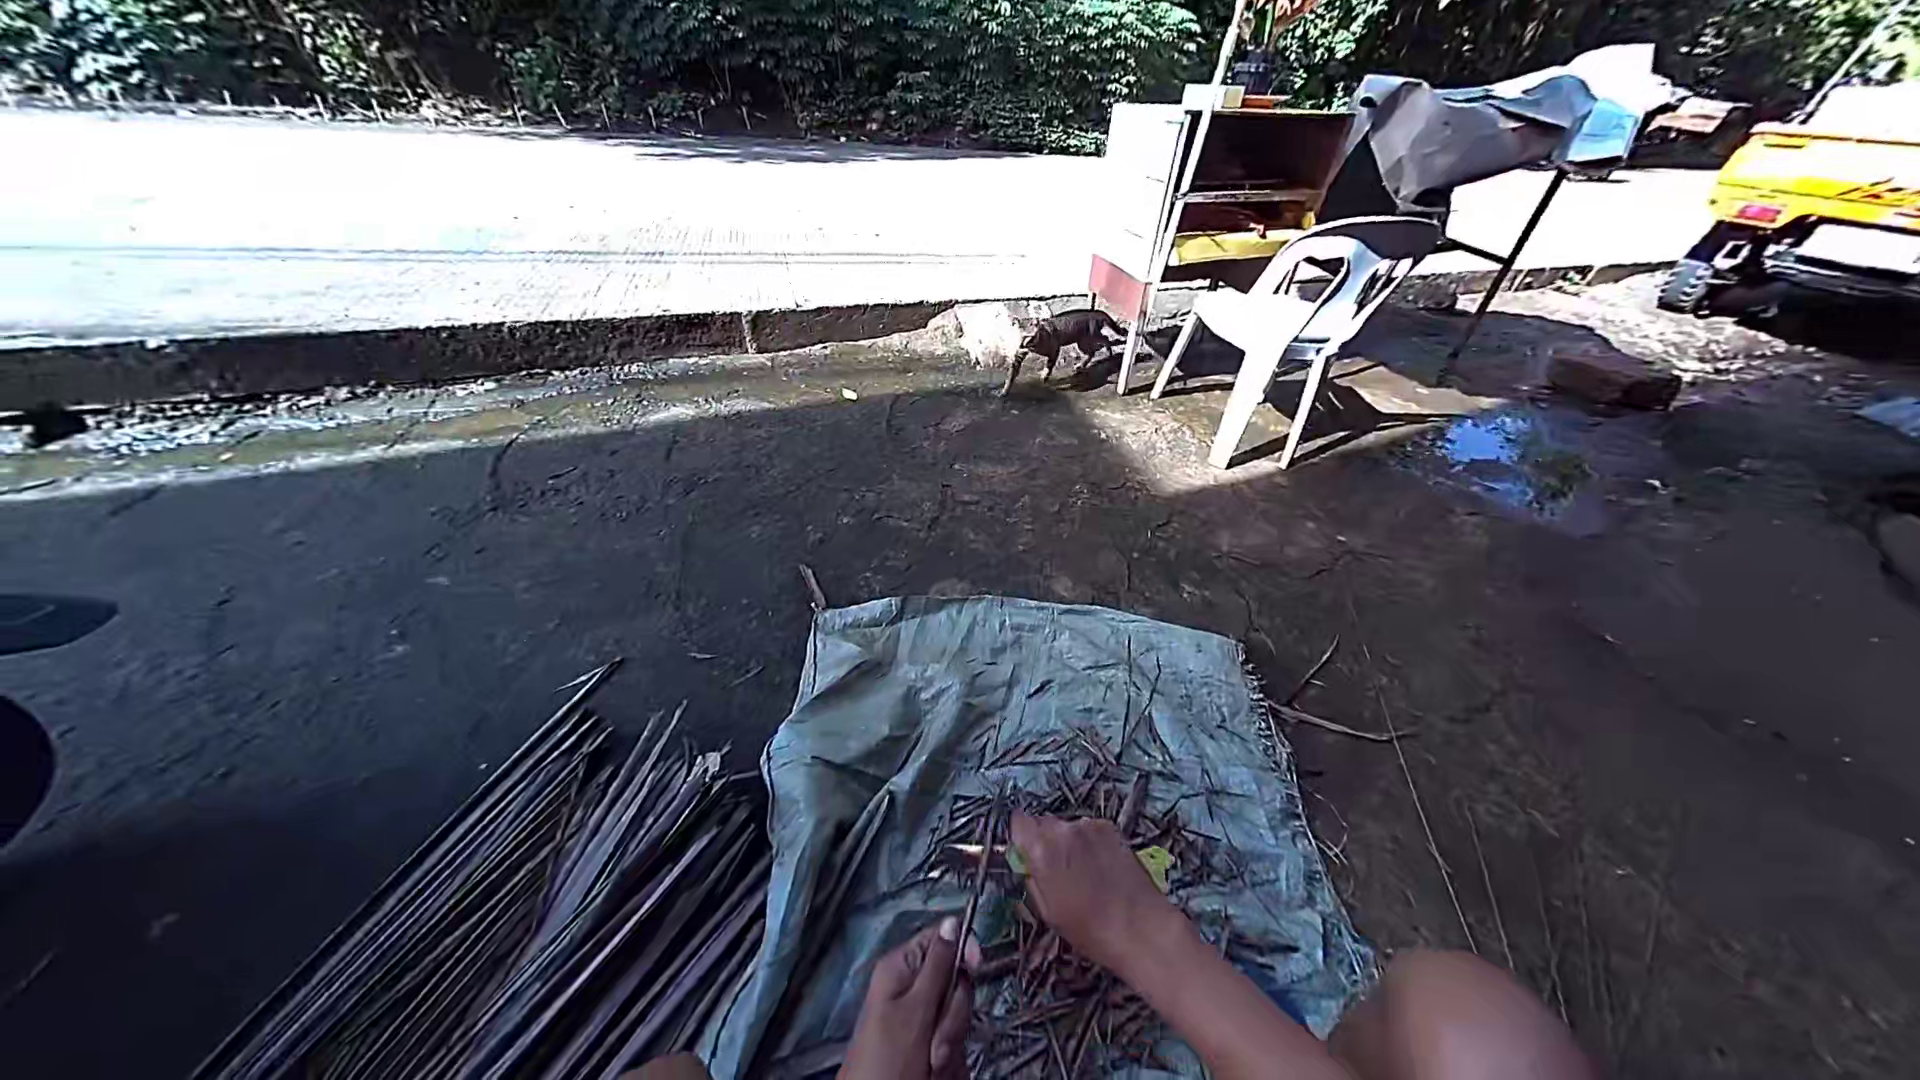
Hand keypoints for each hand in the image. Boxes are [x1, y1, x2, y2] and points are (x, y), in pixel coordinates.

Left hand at [838, 916, 979, 1079]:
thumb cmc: (889, 1062)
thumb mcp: (915, 1011)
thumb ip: (938, 966)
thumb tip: (952, 921)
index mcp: (902, 968)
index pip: (942, 938)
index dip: (963, 947)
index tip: (975, 965)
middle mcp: (911, 989)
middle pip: (955, 982)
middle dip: (953, 1016)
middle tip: (936, 1043)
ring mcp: (920, 1020)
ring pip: (957, 1017)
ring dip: (952, 1044)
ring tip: (931, 1066)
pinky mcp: (927, 1048)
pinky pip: (954, 1045)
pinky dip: (950, 1064)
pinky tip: (934, 1074)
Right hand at [1009, 811, 1175, 974]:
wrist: (1140, 927)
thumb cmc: (1089, 929)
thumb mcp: (1047, 912)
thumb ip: (1030, 879)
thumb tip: (1023, 863)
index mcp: (1041, 849)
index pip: (1018, 822)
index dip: (1021, 837)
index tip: (1026, 853)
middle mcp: (1062, 829)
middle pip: (1043, 822)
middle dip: (1044, 840)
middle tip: (1056, 868)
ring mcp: (1088, 825)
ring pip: (1067, 826)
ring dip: (1068, 841)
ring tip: (1084, 870)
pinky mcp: (1110, 827)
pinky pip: (1088, 829)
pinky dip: (1089, 841)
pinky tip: (1102, 865)